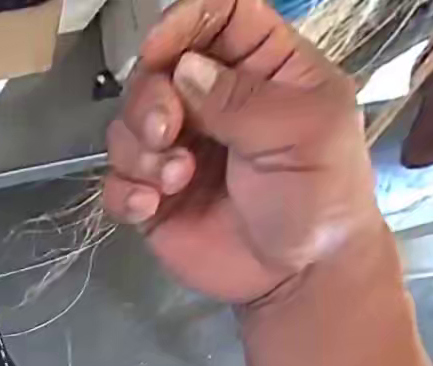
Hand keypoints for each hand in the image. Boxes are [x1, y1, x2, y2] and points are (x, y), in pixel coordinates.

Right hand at [103, 0, 383, 304]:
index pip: (215, 18)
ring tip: (174, 183)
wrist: (294, 273)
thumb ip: (242, 98)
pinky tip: (149, 209)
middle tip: (167, 136)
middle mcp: (209, 106)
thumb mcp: (301, 132)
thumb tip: (183, 69)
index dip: (181, 23)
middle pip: (154, 76)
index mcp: (258, 69)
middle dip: (149, 103)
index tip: (157, 52)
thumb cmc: (317, 193)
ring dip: (138, 154)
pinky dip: (123, 194)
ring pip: (124, 131)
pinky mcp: (151, 203)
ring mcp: (175, 156)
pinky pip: (115, 187)